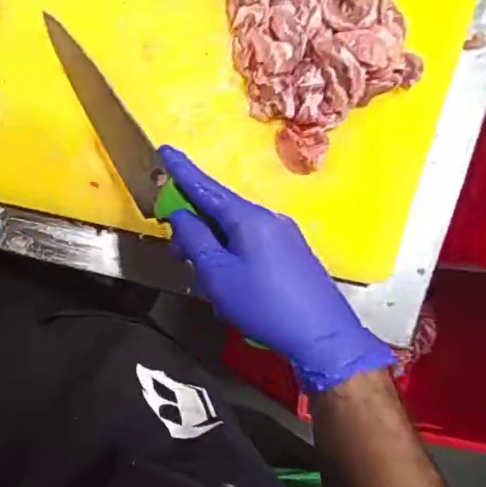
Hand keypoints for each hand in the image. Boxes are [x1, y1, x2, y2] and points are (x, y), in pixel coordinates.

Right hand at [160, 146, 393, 393]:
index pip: (207, 188)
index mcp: (248, 219)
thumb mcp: (217, 273)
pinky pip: (247, 243)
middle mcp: (268, 219)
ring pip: (232, 230)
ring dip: (209, 244)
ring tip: (200, 274)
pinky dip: (227, 253)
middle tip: (175, 252)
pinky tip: (224, 279)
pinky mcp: (289, 254)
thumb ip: (194, 239)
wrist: (321, 335)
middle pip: (219, 210)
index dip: (182, 172)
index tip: (164, 151)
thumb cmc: (262, 304)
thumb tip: (179, 213)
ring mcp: (282, 236)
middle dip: (191, 224)